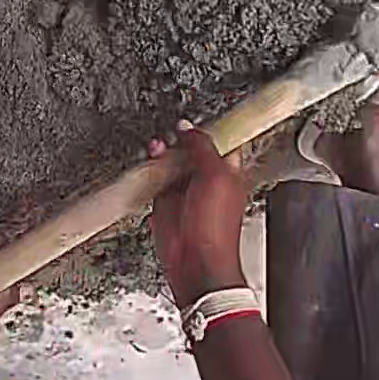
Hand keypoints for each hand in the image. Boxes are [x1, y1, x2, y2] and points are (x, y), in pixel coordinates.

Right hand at [148, 120, 249, 306]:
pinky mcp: (165, 199)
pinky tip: (151, 157)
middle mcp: (206, 178)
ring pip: (172, 159)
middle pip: (191, 147)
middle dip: (180, 137)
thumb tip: (188, 128)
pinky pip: (156, 175)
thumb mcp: (214, 175)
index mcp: (227, 171)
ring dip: (164, 149)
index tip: (195, 118)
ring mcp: (185, 188)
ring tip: (160, 145)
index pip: (219, 141)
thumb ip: (201, 147)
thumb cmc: (216, 227)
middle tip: (174, 131)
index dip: (208, 128)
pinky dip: (151, 164)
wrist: (195, 261)